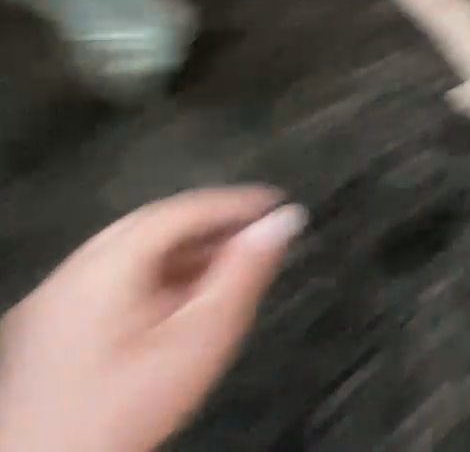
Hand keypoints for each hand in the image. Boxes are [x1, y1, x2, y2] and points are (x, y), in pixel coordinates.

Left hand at [0, 187, 304, 451]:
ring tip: (234, 261)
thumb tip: (284, 221)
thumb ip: (246, 270)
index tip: (281, 206)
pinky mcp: (45, 332)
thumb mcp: (204, 334)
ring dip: (185, 246)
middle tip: (260, 229)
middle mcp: (66, 281)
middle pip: (147, 226)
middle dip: (210, 221)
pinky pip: (110, 279)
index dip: (236, 203)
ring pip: (127, 251)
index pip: (178, 212)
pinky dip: (158, 271)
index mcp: (101, 274)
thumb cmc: (129, 406)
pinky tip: (188, 295)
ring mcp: (48, 308)